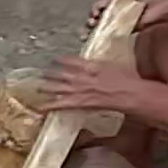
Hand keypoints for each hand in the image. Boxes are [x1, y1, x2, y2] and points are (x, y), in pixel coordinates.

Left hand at [38, 57, 153, 113]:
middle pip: (62, 73)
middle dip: (51, 73)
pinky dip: (48, 106)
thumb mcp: (116, 68)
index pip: (72, 60)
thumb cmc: (128, 81)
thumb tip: (102, 66)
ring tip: (38, 86)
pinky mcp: (78, 102)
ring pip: (57, 86)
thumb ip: (104, 67)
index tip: (56, 59)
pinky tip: (39, 108)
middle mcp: (82, 76)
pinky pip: (59, 104)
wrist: (130, 93)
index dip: (63, 60)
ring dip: (47, 86)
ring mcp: (79, 89)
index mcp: (91, 65)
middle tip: (42, 72)